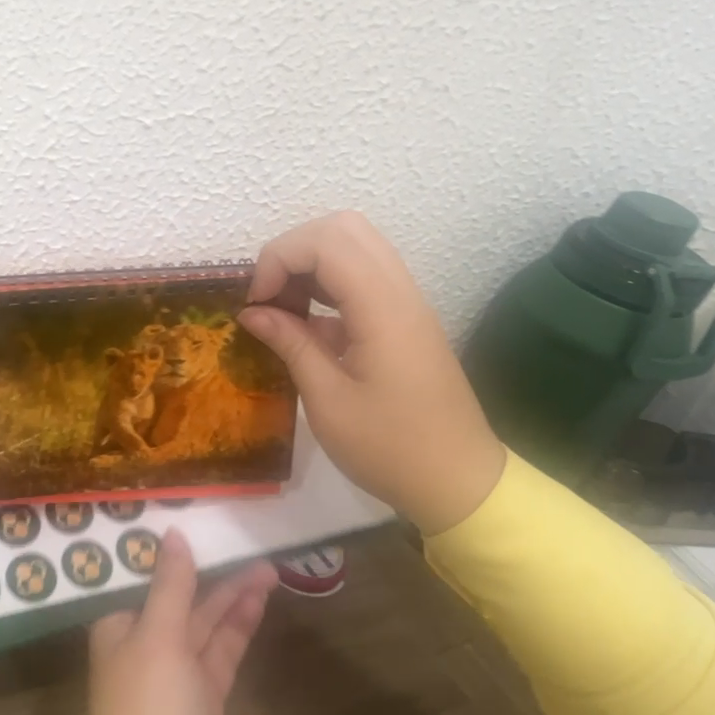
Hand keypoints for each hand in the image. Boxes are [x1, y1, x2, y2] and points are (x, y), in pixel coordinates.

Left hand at [88, 529, 275, 714]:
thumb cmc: (150, 707)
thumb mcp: (157, 638)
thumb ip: (169, 585)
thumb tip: (172, 533)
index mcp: (116, 626)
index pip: (139, 577)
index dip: (165, 550)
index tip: (189, 517)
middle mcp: (142, 644)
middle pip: (177, 597)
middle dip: (210, 571)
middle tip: (244, 540)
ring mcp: (175, 674)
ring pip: (204, 623)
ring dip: (233, 597)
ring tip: (268, 566)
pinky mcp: (204, 699)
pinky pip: (220, 651)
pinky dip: (238, 627)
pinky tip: (258, 601)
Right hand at [237, 211, 505, 534]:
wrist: (461, 485)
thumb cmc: (391, 449)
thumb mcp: (328, 402)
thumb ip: (290, 344)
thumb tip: (252, 312)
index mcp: (382, 310)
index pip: (325, 242)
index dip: (278, 260)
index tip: (255, 305)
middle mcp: (400, 293)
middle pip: (342, 228)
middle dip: (292, 251)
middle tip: (269, 296)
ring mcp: (407, 304)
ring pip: (354, 245)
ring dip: (308, 264)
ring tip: (281, 309)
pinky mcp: (405, 320)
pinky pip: (362, 275)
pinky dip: (326, 282)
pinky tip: (305, 324)